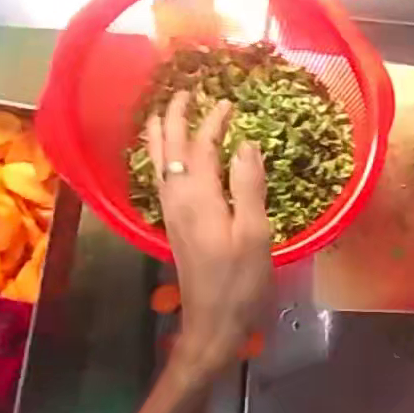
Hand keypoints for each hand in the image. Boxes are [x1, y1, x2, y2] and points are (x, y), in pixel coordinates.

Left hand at [145, 92, 272, 373]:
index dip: (213, 122)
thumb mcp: (255, 233)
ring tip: (163, 113)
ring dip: (161, 134)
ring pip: (159, 163)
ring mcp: (172, 213)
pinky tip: (166, 159)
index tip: (228, 102)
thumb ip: (249, 186)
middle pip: (170, 149)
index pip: (201, 147)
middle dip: (174, 117)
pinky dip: (161, 158)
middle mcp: (178, 199)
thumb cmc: (240, 281)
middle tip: (184, 91)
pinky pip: (161, 179)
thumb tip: (245, 144)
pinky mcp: (174, 226)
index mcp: (200, 198)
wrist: (212, 321)